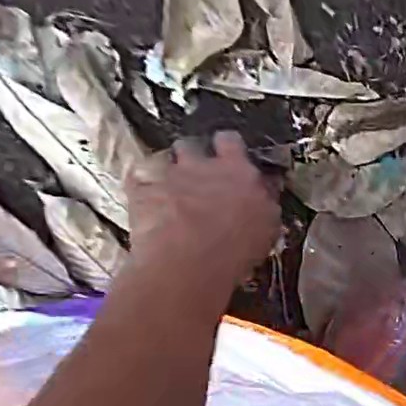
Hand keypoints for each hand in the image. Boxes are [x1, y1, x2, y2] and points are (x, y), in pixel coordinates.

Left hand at [120, 132, 280, 292]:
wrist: (191, 264)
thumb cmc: (237, 250)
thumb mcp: (267, 227)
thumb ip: (264, 201)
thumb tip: (265, 191)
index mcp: (238, 171)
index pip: (231, 141)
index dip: (226, 148)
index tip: (227, 158)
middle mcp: (202, 165)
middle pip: (192, 143)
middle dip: (191, 155)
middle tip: (196, 175)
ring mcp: (168, 175)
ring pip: (163, 157)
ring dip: (165, 169)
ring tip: (169, 188)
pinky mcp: (140, 190)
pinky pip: (137, 178)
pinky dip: (141, 186)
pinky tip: (147, 202)